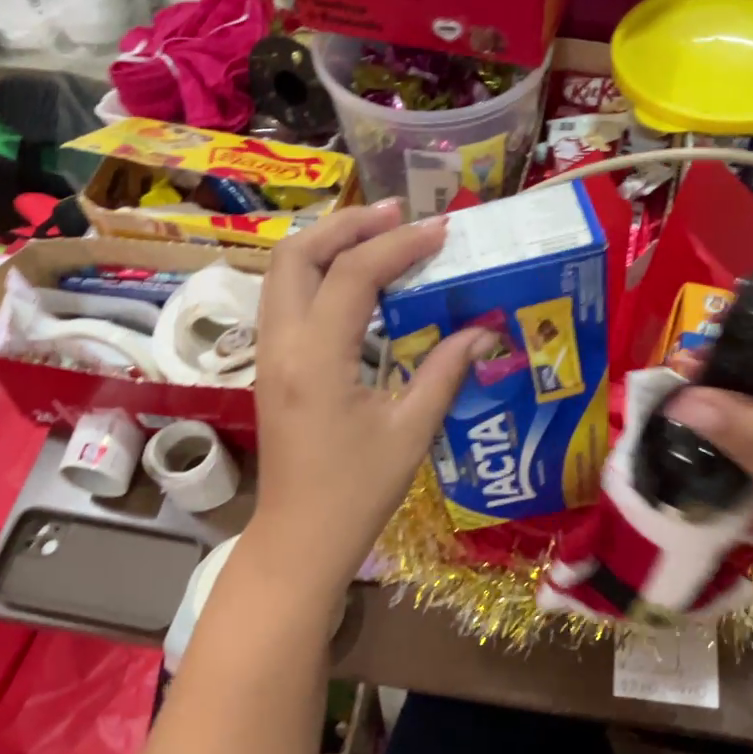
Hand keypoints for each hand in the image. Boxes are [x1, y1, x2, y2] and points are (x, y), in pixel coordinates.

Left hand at [243, 199, 493, 592]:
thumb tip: (483, 327)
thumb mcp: (411, 432)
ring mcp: (269, 355)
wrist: (302, 537)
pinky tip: (356, 287)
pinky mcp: (271, 369)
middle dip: (349, 225)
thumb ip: (445, 371)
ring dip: (328, 246)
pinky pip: (286, 300)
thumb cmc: (358, 492)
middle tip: (399, 217)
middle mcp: (282, 344)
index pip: (355, 274)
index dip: (401, 245)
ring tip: (379, 238)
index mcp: (317, 357)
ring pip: (284, 273)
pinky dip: (317, 277)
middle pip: (299, 253)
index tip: (442, 232)